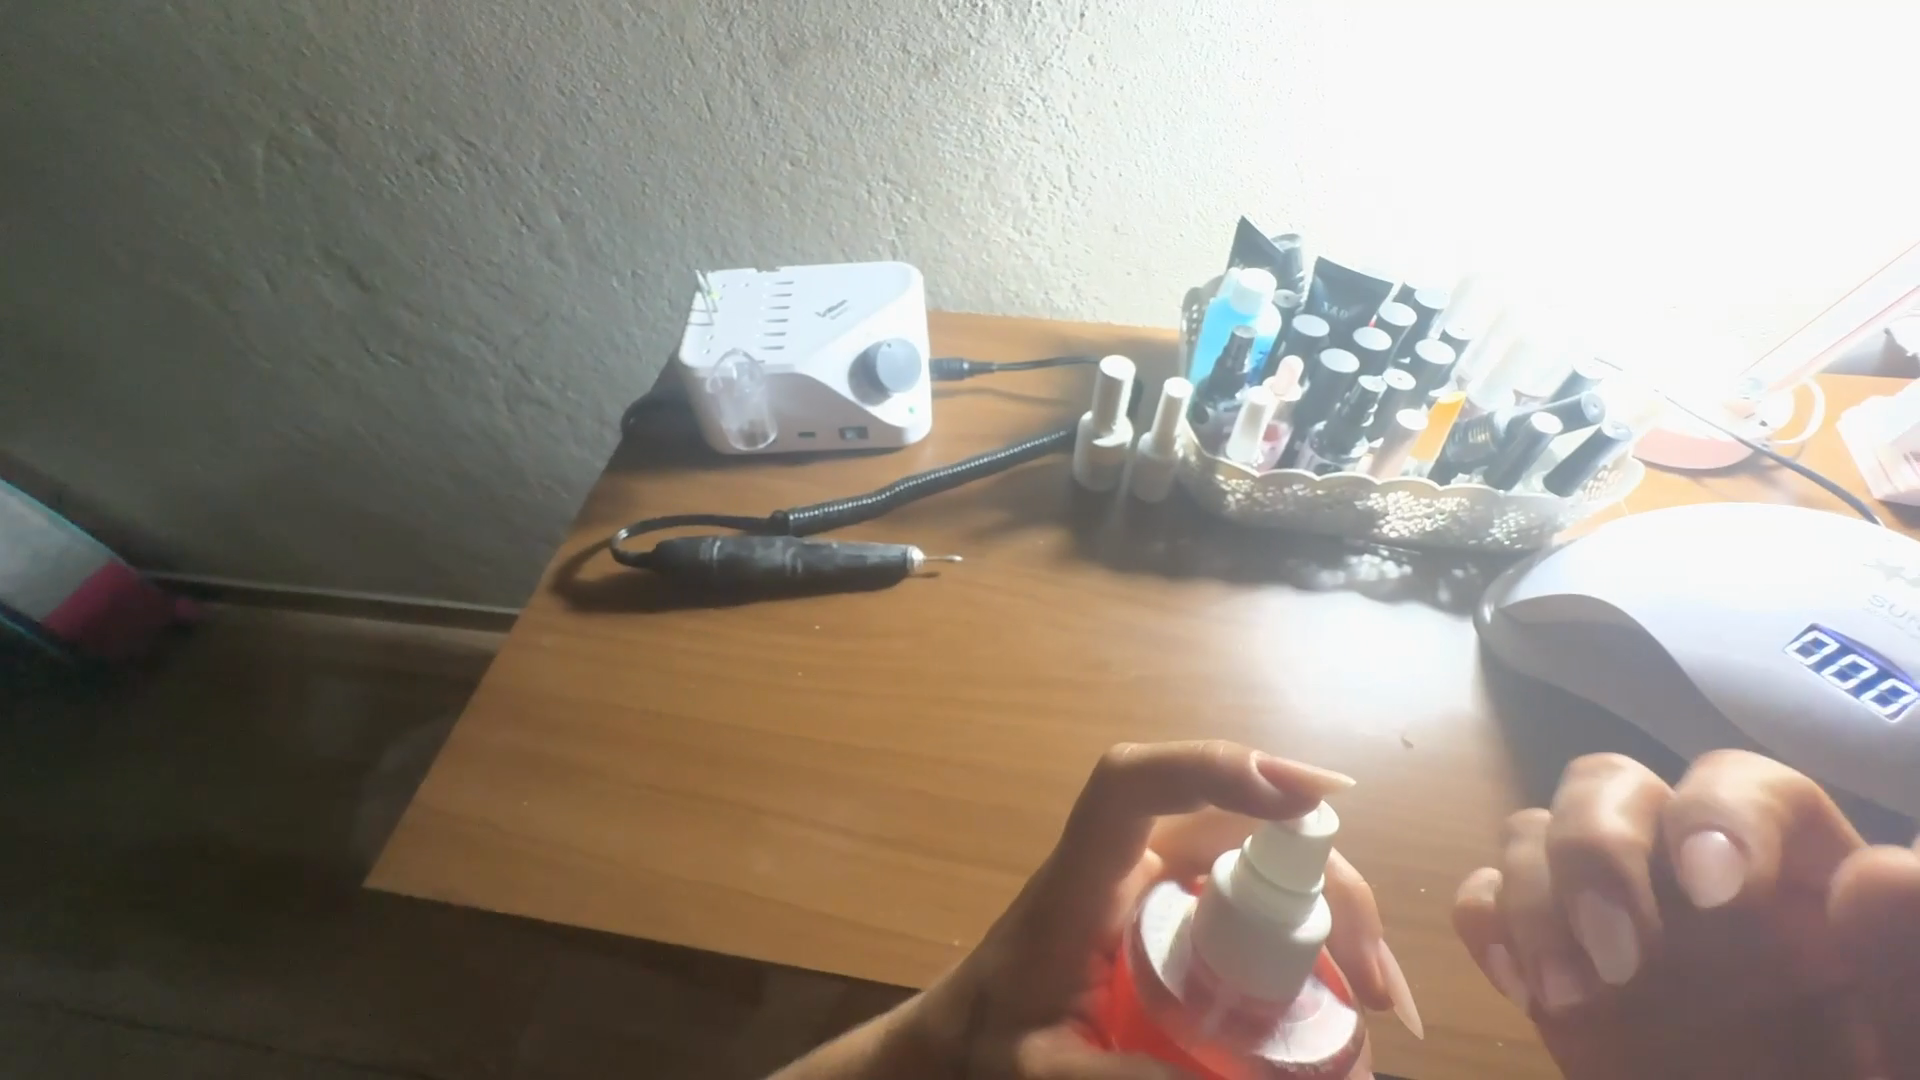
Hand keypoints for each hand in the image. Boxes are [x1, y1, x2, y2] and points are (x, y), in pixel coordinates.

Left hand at [900, 740, 1420, 1078]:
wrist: (964, 1034)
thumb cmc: (990, 1040)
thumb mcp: (1046, 1073)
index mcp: (1082, 873)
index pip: (1130, 780)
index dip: (1210, 766)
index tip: (1301, 795)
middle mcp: (1124, 855)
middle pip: (1226, 818)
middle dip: (1314, 870)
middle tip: (1377, 981)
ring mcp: (1150, 875)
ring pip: (1248, 852)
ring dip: (1322, 901)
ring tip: (1380, 996)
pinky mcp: (1169, 904)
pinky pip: (1245, 893)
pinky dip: (1301, 930)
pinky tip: (1343, 994)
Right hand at [1451, 749, 1919, 1079]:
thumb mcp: (1910, 1058)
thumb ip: (1909, 975)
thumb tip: (1884, 872)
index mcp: (1790, 878)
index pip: (1742, 781)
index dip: (1716, 811)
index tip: (1709, 894)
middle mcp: (1680, 870)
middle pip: (1606, 782)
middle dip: (1591, 849)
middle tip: (1614, 954)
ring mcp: (1601, 905)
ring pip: (1531, 830)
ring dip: (1533, 899)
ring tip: (1569, 997)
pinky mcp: (1541, 948)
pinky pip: (1482, 896)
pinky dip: (1487, 924)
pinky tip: (1521, 988)